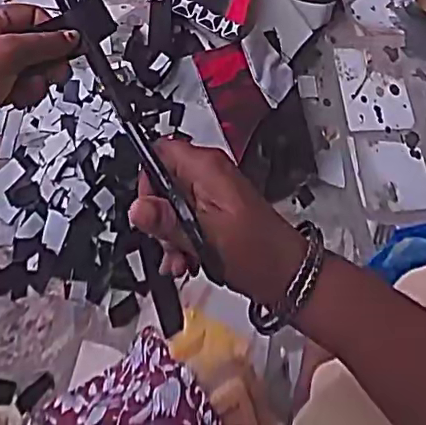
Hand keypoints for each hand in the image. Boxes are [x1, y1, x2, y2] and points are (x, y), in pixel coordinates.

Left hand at [0, 3, 77, 110]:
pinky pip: (19, 88)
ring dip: (36, 79)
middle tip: (55, 68)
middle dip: (46, 56)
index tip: (69, 42)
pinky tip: (20, 98)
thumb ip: (43, 42)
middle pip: (31, 42)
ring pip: (28, 68)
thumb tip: (67, 37)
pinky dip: (25, 93)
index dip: (52, 27)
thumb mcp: (8, 52)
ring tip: (30, 87)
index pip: (29, 13)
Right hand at [127, 139, 308, 306]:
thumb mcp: (203, 238)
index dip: (147, 179)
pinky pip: (187, 211)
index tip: (148, 209)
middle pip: (163, 178)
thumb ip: (167, 221)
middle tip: (165, 239)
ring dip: (170, 230)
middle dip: (158, 213)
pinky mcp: (216, 206)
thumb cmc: (258, 252)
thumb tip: (138, 208)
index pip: (159, 150)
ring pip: (173, 199)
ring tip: (179, 256)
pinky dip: (183, 234)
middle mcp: (209, 171)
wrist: (287, 274)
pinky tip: (188, 256)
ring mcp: (213, 188)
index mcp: (206, 166)